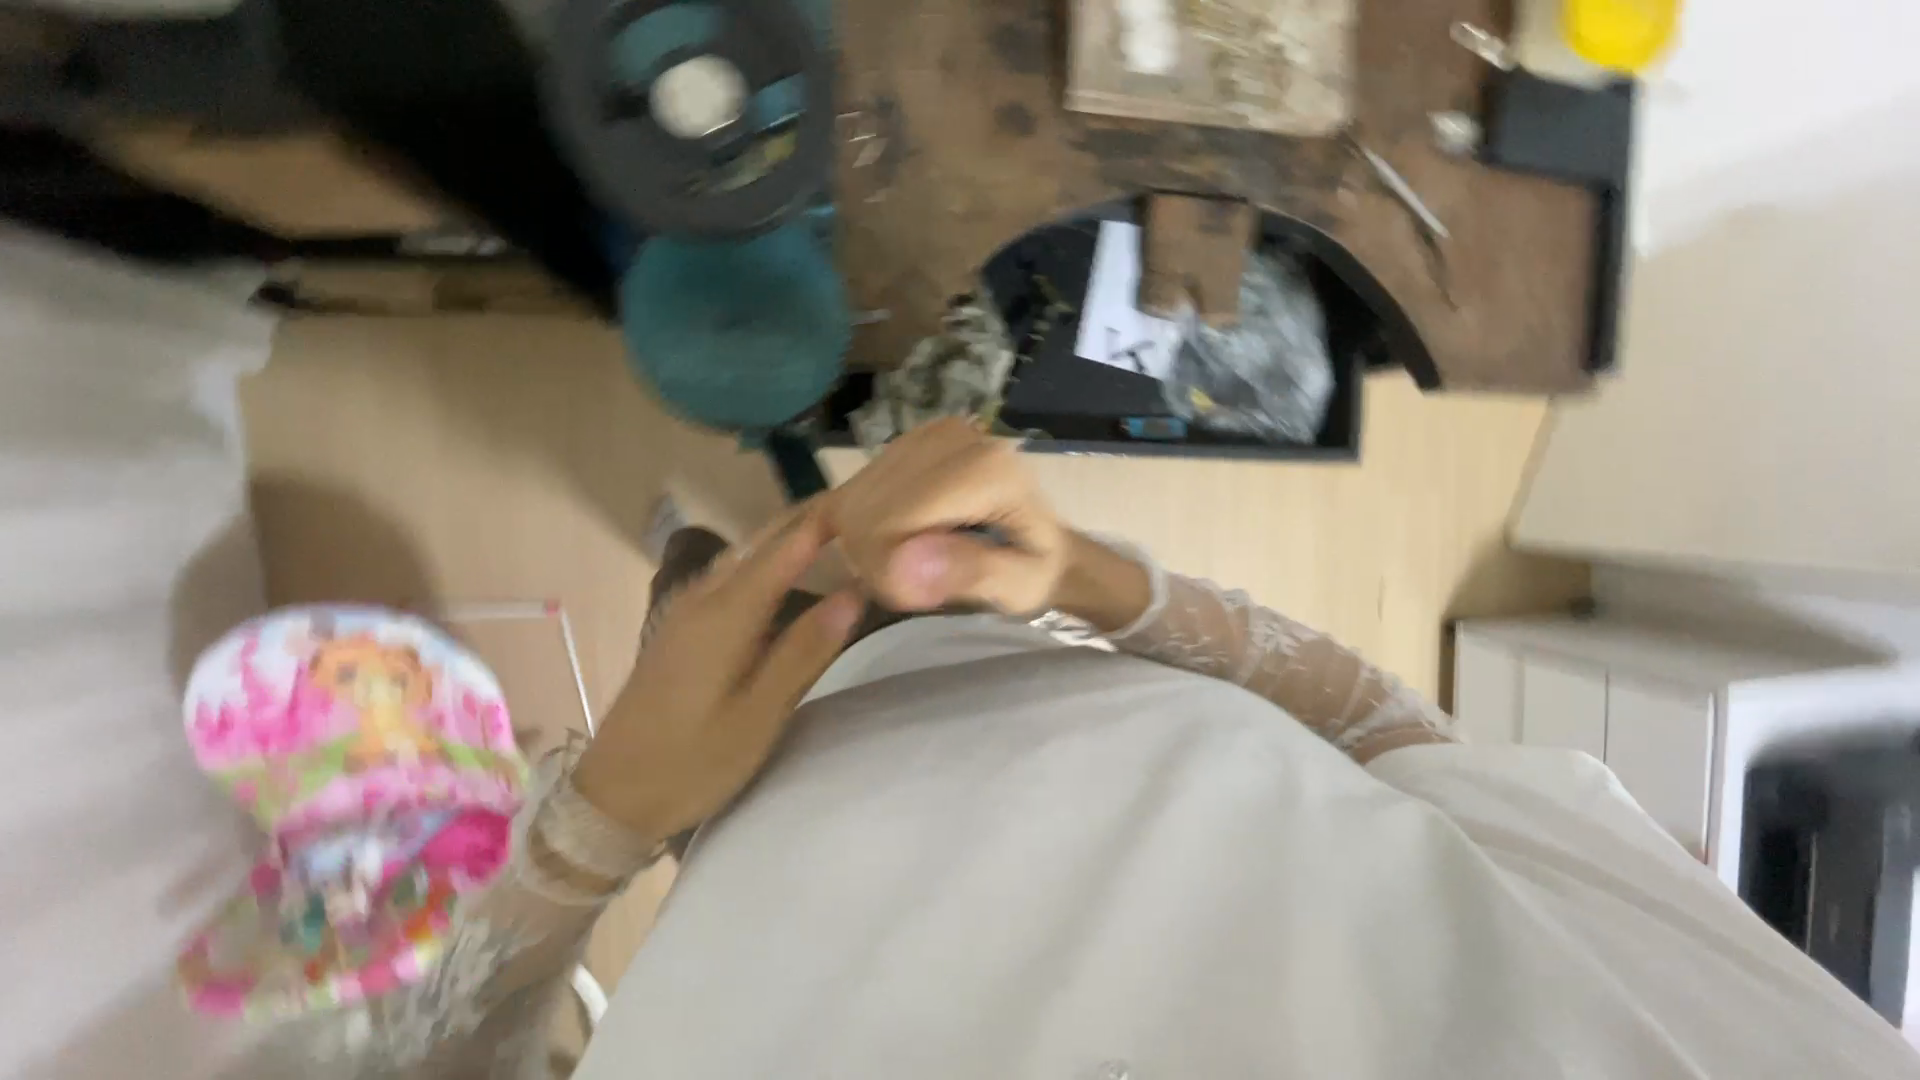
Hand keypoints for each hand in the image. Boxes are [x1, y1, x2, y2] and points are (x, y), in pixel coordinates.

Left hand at [572, 502, 863, 839]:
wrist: (612, 796)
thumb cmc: (693, 761)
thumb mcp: (759, 715)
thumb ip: (805, 650)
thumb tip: (853, 592)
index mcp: (725, 615)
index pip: (783, 549)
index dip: (823, 520)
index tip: (867, 497)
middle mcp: (702, 599)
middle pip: (758, 543)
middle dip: (804, 520)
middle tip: (856, 505)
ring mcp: (684, 611)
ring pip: (741, 556)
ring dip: (782, 537)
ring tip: (828, 527)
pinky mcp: (678, 628)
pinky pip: (727, 575)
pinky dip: (761, 560)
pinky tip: (779, 570)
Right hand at [827, 418, 1068, 614]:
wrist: (1041, 541)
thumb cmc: (1035, 569)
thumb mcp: (1022, 586)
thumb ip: (974, 572)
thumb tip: (906, 560)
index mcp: (985, 469)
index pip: (891, 520)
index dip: (887, 569)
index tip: (915, 597)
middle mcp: (951, 438)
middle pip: (866, 507)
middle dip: (874, 558)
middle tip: (909, 587)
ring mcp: (922, 436)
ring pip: (852, 498)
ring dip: (863, 543)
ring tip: (903, 566)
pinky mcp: (903, 445)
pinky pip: (850, 484)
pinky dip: (833, 519)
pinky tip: (829, 545)